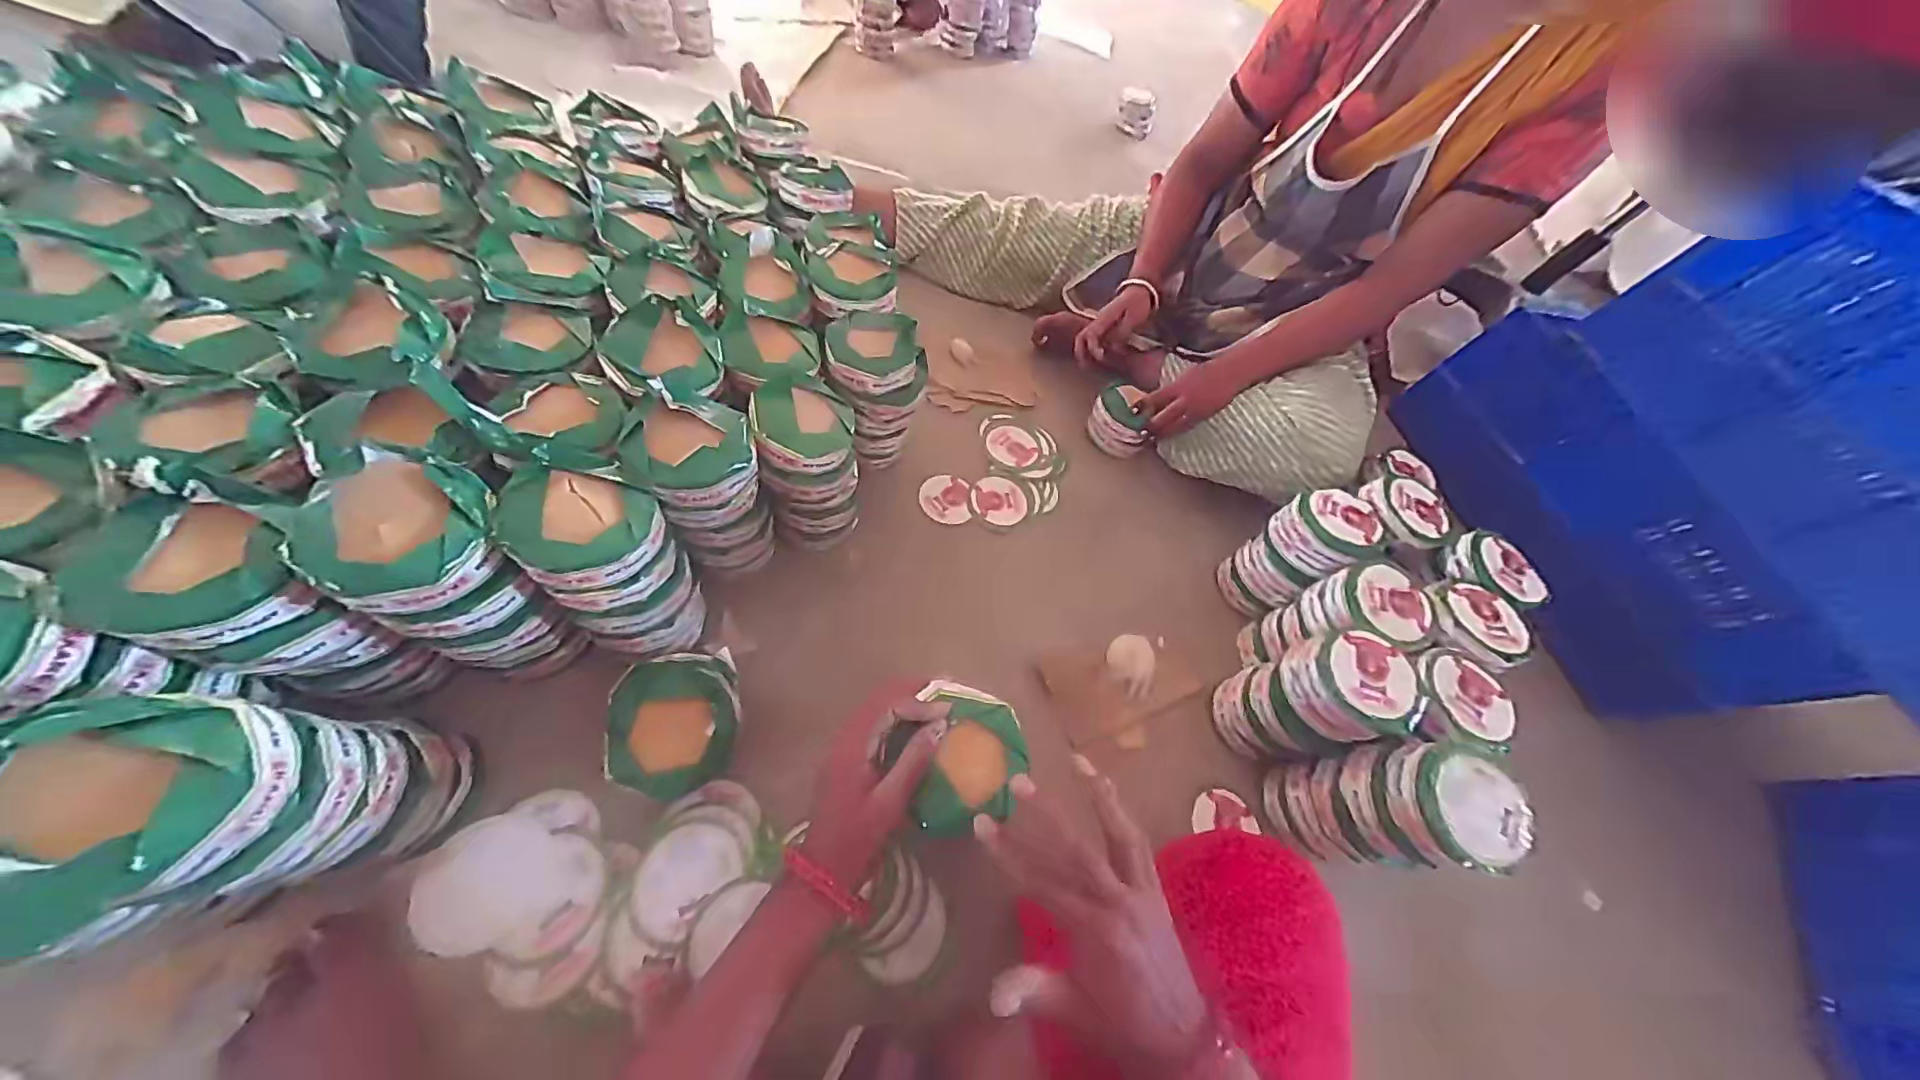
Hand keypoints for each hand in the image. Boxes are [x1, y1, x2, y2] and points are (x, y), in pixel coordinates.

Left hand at [800, 678, 947, 885]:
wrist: (822, 870)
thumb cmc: (857, 839)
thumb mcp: (890, 803)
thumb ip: (913, 762)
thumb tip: (938, 726)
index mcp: (852, 745)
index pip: (888, 705)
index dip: (920, 702)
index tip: (949, 709)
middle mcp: (844, 738)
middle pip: (880, 699)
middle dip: (913, 691)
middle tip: (946, 689)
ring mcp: (843, 747)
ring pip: (876, 711)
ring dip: (905, 702)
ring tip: (937, 703)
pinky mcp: (847, 759)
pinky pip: (874, 726)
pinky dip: (897, 719)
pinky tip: (917, 727)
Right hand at [975, 757, 1210, 1078]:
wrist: (1180, 1038)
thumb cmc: (1119, 1023)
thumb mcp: (1074, 1010)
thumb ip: (1034, 991)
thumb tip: (992, 994)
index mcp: (1095, 931)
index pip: (1042, 883)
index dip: (1008, 854)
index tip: (982, 824)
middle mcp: (1120, 902)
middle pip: (1077, 849)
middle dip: (1044, 814)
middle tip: (1018, 781)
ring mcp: (1143, 891)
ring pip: (1120, 834)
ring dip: (1098, 796)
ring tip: (1078, 761)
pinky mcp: (1156, 889)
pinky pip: (1140, 845)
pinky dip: (1123, 815)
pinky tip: (1109, 791)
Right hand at [1074, 285, 1155, 369]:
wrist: (1140, 289)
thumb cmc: (1138, 303)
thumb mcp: (1134, 318)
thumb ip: (1122, 333)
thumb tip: (1112, 347)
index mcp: (1104, 318)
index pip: (1091, 334)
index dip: (1093, 348)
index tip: (1100, 357)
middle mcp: (1098, 321)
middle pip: (1081, 337)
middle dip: (1080, 353)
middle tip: (1086, 366)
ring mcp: (1099, 323)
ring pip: (1083, 338)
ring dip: (1083, 352)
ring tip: (1089, 365)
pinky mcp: (1103, 326)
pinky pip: (1091, 338)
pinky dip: (1090, 349)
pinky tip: (1098, 357)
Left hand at [1141, 361, 1244, 437]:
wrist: (1232, 371)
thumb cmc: (1208, 370)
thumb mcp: (1186, 375)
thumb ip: (1172, 388)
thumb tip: (1157, 398)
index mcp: (1178, 386)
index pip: (1155, 399)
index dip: (1143, 406)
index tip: (1133, 411)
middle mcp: (1185, 399)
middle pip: (1162, 417)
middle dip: (1150, 425)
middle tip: (1140, 431)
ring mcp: (1195, 409)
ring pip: (1173, 426)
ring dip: (1161, 433)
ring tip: (1152, 438)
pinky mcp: (1204, 415)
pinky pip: (1186, 426)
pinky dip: (1176, 431)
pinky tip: (1170, 435)